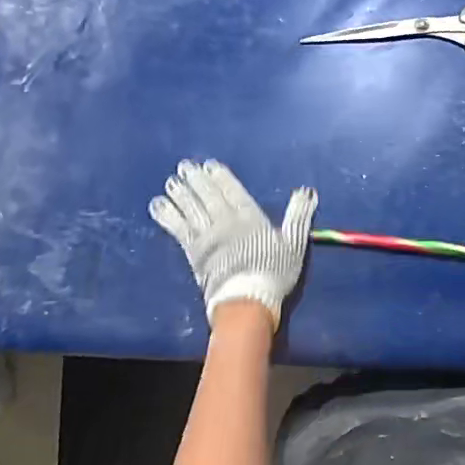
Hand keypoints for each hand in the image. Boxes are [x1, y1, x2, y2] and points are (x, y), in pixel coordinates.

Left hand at [148, 161, 316, 326]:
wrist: (247, 300)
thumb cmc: (274, 273)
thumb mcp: (294, 244)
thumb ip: (298, 216)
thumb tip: (306, 191)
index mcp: (249, 217)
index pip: (231, 190)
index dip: (220, 176)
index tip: (209, 165)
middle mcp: (225, 221)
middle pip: (207, 195)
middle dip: (195, 180)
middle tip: (184, 167)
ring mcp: (206, 235)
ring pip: (190, 207)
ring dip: (180, 193)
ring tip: (171, 182)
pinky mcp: (192, 251)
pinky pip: (177, 228)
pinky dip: (167, 215)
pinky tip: (157, 205)